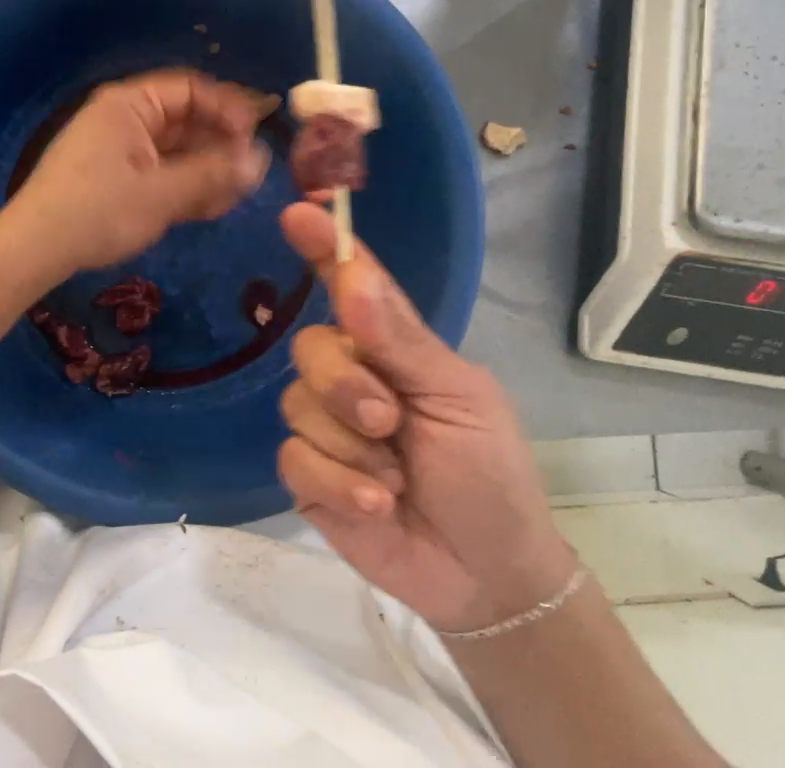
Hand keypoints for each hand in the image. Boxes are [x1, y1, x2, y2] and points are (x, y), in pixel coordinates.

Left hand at [6, 69, 271, 273]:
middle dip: (220, 145)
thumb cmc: (97, 212)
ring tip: (236, 195)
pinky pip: (158, 172)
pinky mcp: (113, 179)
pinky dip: (183, 186)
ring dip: (206, 170)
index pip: (192, 89)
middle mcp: (123, 119)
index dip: (228, 109)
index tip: (255, 138)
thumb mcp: (162, 194)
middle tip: (251, 174)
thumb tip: (260, 160)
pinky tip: (210, 207)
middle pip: (185, 120)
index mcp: (130, 105)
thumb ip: (214, 175)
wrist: (34, 249)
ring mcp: (117, 150)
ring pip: (175, 150)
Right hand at [276, 203, 578, 633]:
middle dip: (347, 385)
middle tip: (390, 421)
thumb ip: (402, 342)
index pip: (351, 288)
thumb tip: (354, 279)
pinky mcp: (307, 476)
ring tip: (396, 479)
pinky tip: (377, 504)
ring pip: (298, 405)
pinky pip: (294, 457)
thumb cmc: (490, 473)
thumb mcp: (459, 399)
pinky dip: (339, 482)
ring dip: (352, 446)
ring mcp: (326, 427)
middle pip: (311, 347)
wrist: (484, 571)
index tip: (299, 212)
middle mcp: (353, 378)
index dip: (325, 249)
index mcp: (395, 349)